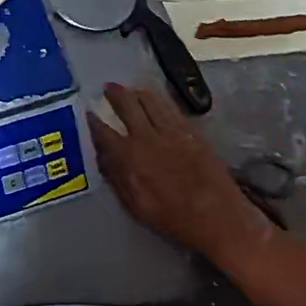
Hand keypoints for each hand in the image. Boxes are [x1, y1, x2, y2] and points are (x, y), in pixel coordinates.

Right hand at [87, 82, 276, 263]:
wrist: (217, 214)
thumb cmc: (173, 218)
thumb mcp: (137, 206)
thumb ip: (118, 179)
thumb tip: (103, 158)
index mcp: (131, 157)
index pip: (105, 133)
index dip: (94, 121)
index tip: (88, 112)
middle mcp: (148, 137)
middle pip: (127, 106)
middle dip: (115, 94)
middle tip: (108, 87)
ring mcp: (171, 130)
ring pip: (149, 100)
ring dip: (136, 91)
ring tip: (130, 88)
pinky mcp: (190, 129)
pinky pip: (170, 106)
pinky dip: (158, 98)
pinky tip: (155, 98)